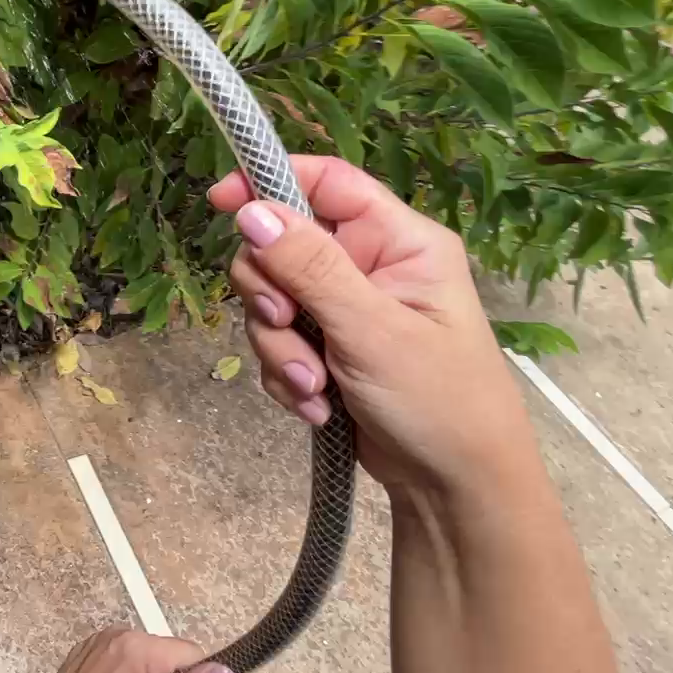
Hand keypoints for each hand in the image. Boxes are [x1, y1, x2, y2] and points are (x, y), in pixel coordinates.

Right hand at [207, 156, 540, 502]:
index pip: (325, 182)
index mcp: (396, 242)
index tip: (219, 201)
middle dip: (271, 293)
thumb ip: (309, 267)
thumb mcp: (372, 330)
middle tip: (287, 321)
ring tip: (314, 386)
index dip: (270, 181)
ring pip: (268, 298)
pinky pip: (273, 338)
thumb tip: (250, 211)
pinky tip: (316, 404)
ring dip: (279, 346)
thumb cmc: (439, 402)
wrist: (454, 490)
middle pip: (278, 244)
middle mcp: (364, 264)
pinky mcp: (320, 344)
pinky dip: (283, 372)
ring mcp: (340, 306)